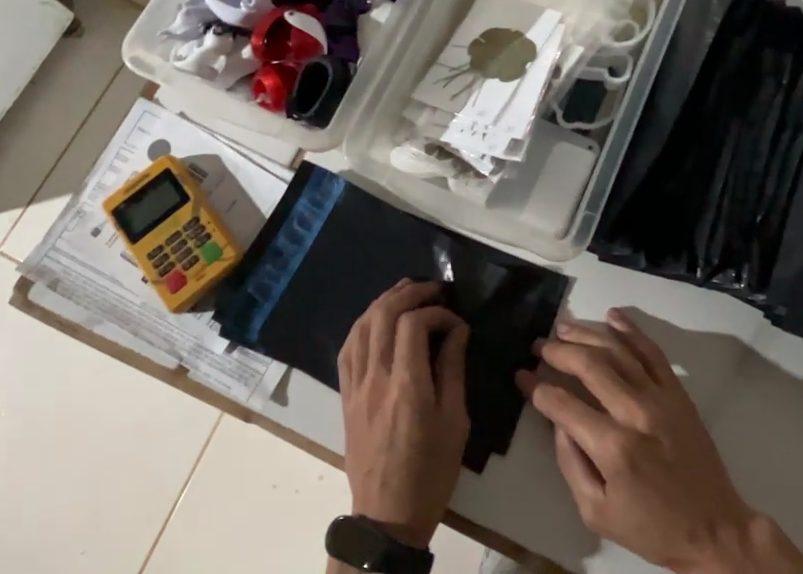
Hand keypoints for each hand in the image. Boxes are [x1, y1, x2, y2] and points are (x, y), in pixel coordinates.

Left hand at [337, 279, 470, 549]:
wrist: (387, 514)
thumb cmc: (431, 472)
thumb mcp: (456, 423)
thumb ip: (453, 371)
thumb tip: (457, 330)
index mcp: (407, 387)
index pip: (413, 324)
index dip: (436, 311)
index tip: (456, 321)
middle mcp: (376, 380)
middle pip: (382, 315)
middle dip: (409, 293)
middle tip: (433, 289)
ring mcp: (355, 387)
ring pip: (361, 326)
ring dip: (384, 302)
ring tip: (407, 292)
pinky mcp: (345, 396)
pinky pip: (347, 348)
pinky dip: (363, 324)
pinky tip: (378, 319)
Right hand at [519, 309, 802, 573]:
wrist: (713, 529)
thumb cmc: (651, 528)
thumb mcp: (596, 513)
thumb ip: (571, 464)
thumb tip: (558, 424)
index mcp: (613, 447)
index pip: (563, 405)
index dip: (537, 388)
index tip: (521, 376)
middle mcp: (636, 413)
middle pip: (590, 366)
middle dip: (558, 352)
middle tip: (538, 346)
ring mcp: (661, 398)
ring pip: (618, 352)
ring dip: (587, 336)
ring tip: (563, 328)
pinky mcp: (679, 393)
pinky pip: (653, 353)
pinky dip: (632, 331)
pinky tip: (612, 317)